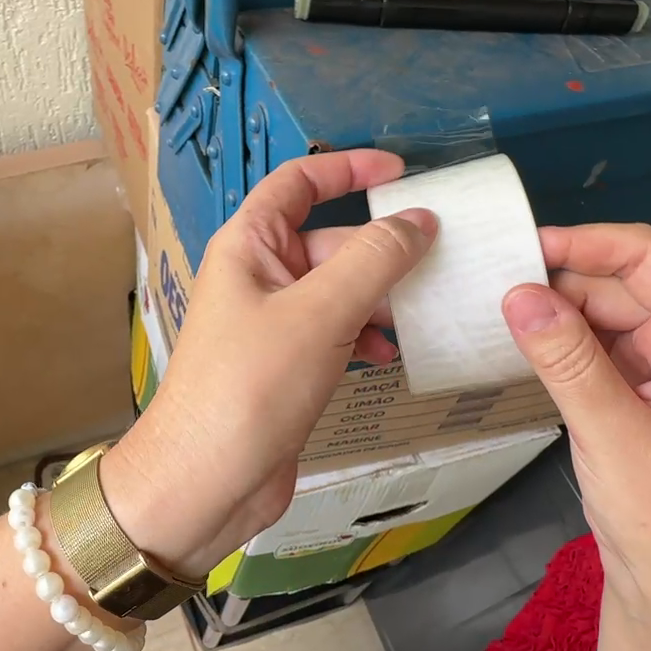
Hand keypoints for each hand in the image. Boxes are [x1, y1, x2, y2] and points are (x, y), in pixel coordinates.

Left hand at [100, 151, 436, 578]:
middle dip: (382, 251)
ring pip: (339, 292)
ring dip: (381, 299)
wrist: (206, 482)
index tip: (404, 172)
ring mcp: (272, 325)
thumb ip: (373, 260)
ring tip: (424, 315)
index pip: (297, 184)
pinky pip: (336, 334)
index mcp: (248, 246)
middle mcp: (258, 277)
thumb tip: (419, 220)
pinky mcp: (286, 367)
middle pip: (330, 242)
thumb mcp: (318, 313)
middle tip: (444, 263)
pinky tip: (390, 355)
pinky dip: (365, 337)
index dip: (347, 169)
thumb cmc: (251, 385)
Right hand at [501, 224, 650, 621]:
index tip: (516, 248)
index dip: (586, 243)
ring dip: (553, 309)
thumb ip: (567, 360)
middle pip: (624, 281)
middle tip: (487, 281)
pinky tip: (516, 338)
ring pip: (604, 310)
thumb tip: (516, 292)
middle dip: (560, 278)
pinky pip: (596, 343)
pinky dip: (558, 339)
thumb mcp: (615, 436)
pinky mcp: (641, 384)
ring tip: (490, 306)